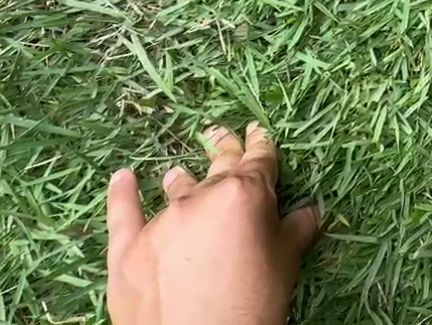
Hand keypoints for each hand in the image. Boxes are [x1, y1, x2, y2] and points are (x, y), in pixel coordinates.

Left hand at [106, 123, 320, 324]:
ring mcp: (162, 223)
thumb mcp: (288, 258)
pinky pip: (123, 216)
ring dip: (181, 177)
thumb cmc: (256, 300)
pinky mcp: (128, 252)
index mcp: (246, 192)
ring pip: (176, 188)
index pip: (259, 159)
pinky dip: (121, 195)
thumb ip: (298, 225)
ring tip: (178, 170)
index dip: (261, 143)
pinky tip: (121, 178)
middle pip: (219, 166)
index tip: (257, 130)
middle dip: (225, 148)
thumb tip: (311, 209)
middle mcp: (203, 197)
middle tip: (222, 132)